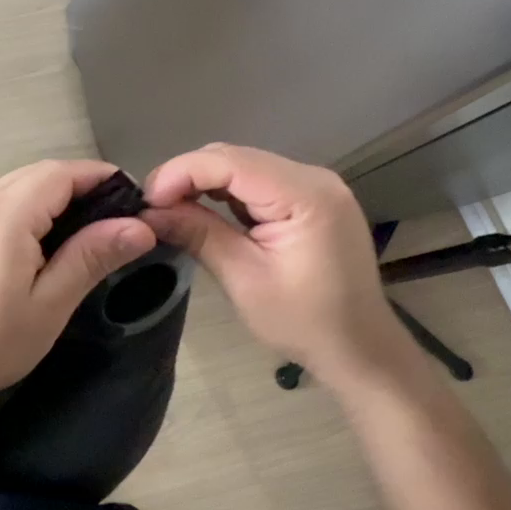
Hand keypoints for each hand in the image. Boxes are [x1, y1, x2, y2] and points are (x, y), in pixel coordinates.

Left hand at [0, 160, 156, 417]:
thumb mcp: (49, 305)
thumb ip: (91, 257)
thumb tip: (140, 226)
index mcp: (5, 212)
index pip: (62, 172)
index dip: (102, 178)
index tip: (140, 202)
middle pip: (41, 174)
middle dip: (83, 187)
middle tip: (122, 222)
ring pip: (21, 187)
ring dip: (58, 198)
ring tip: (93, 235)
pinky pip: (3, 203)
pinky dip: (33, 210)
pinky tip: (50, 245)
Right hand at [141, 143, 402, 385]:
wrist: (363, 352)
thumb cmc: (306, 323)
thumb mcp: (244, 280)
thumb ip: (198, 233)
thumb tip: (149, 211)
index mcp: (305, 196)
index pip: (228, 162)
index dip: (180, 173)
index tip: (147, 200)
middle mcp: (313, 178)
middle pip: (234, 157)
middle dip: (188, 176)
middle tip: (154, 207)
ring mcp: (315, 185)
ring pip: (242, 164)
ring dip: (204, 182)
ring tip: (172, 209)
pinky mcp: (311, 197)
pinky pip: (258, 179)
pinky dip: (226, 190)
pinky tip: (206, 210)